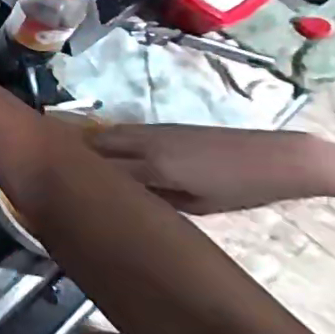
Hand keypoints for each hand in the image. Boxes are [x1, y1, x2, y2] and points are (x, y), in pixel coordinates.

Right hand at [86, 125, 334, 213]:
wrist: (276, 158)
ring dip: (89, 146)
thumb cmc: (241, 191)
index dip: (80, 179)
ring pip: (107, 134)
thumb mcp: (198, 207)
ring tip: (73, 164)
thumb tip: (126, 201)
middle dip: (75, 157)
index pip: (103, 171)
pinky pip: (123, 132)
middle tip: (58, 175)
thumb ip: (157, 200)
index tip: (63, 192)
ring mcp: (154, 131)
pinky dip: (108, 142)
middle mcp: (146, 143)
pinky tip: (106, 156)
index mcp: (155, 168)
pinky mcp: (163, 126)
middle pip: (97, 145)